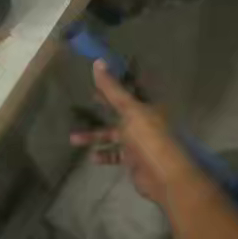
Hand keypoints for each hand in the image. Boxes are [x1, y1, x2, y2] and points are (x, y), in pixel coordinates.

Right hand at [69, 60, 204, 205]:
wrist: (164, 176)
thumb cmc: (149, 138)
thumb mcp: (129, 110)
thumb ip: (112, 89)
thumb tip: (98, 61)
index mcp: (147, 107)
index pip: (131, 89)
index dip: (117, 82)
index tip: (100, 75)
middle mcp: (144, 121)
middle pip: (119, 111)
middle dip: (103, 107)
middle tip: (86, 99)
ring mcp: (138, 142)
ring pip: (112, 134)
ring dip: (94, 136)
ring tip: (73, 139)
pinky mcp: (133, 160)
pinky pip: (114, 154)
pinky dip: (104, 154)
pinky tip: (92, 157)